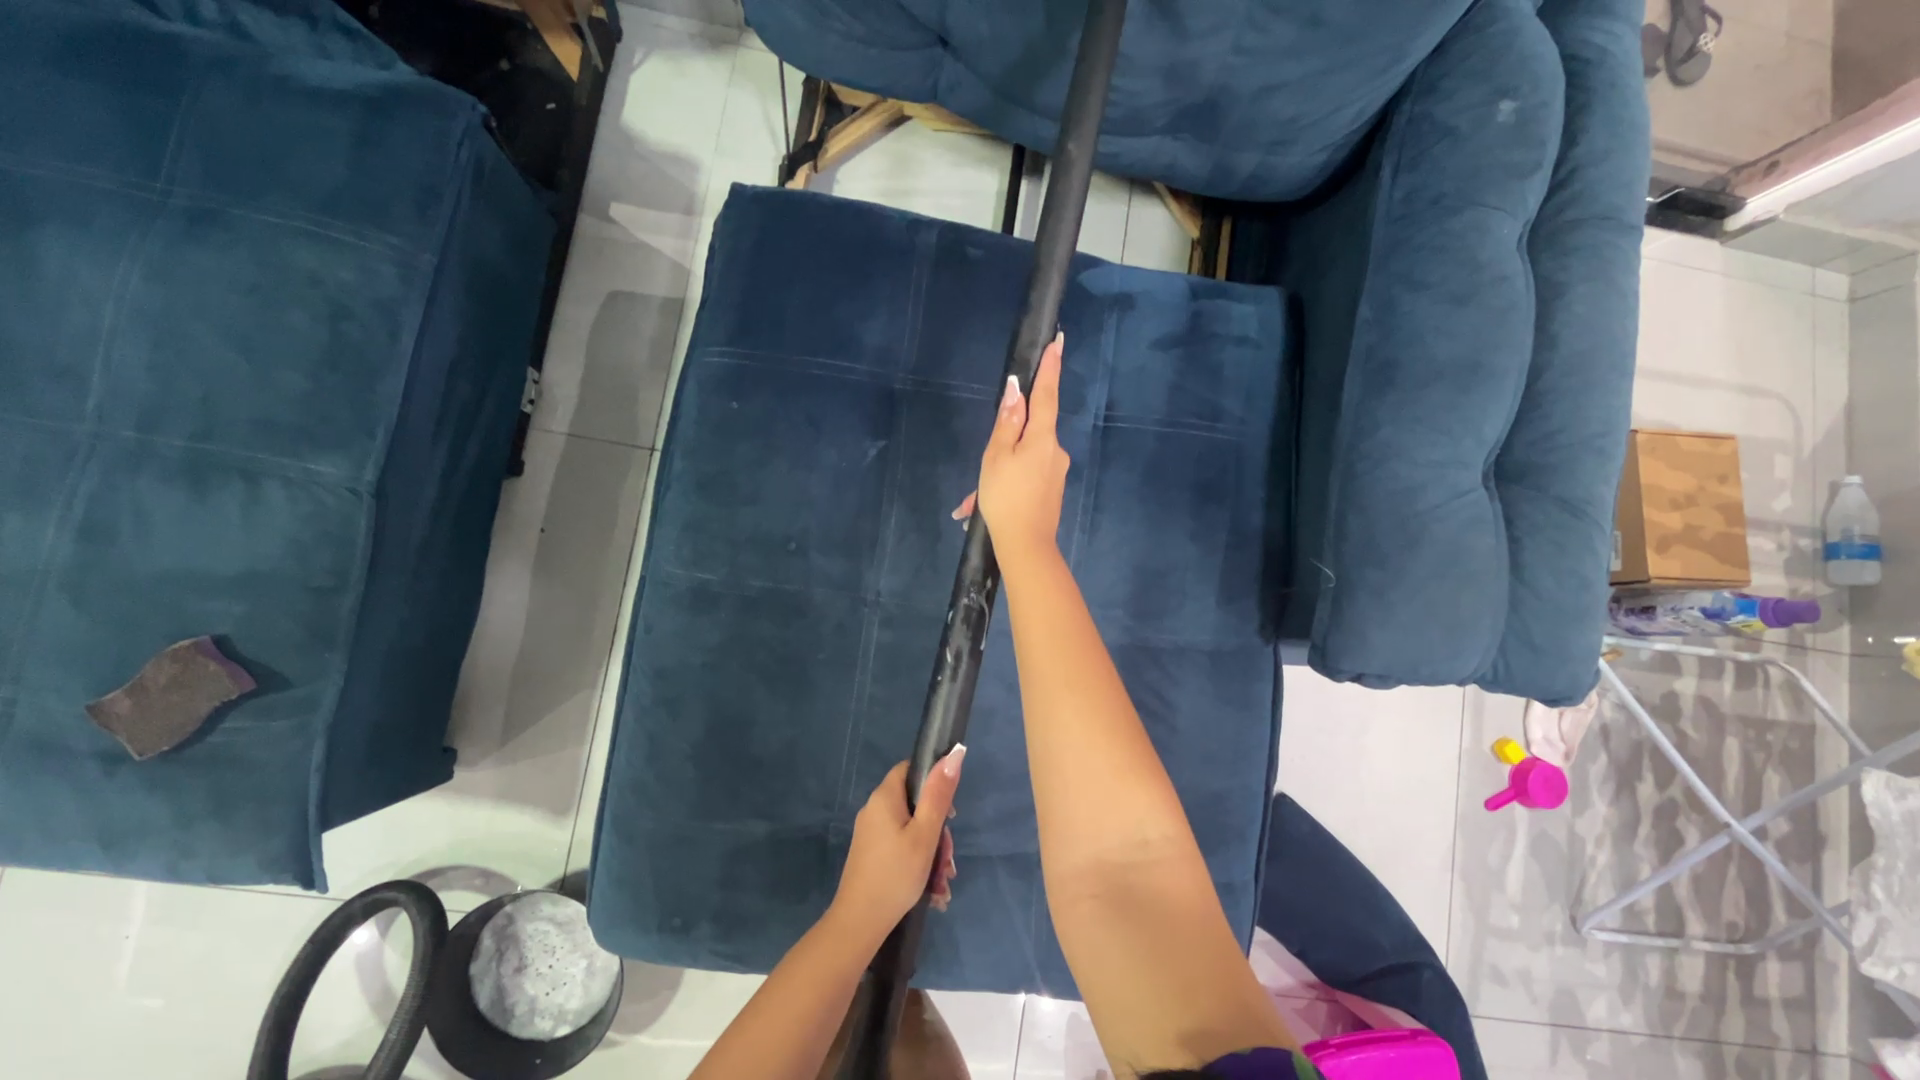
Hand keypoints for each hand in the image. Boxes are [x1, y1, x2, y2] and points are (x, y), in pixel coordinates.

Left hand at [831, 746, 965, 932]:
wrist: (860, 923)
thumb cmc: (896, 874)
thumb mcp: (925, 834)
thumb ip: (939, 794)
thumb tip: (955, 752)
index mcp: (884, 798)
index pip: (911, 770)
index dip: (934, 783)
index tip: (950, 812)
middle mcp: (875, 811)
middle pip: (915, 806)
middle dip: (939, 832)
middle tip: (948, 860)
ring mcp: (872, 835)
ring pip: (912, 832)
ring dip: (933, 855)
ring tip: (942, 884)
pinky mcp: (872, 855)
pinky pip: (902, 849)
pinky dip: (919, 865)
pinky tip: (932, 892)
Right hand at [951, 332, 1069, 568]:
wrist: (1026, 548)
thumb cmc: (1006, 498)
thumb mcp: (996, 457)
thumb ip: (1007, 423)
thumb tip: (1015, 391)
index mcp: (1043, 438)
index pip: (1047, 394)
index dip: (1051, 368)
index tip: (1058, 342)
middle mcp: (1055, 451)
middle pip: (1029, 432)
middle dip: (1003, 445)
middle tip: (983, 473)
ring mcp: (1055, 473)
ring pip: (1021, 461)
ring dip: (997, 474)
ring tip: (974, 501)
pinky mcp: (1051, 492)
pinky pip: (1023, 479)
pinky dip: (1004, 488)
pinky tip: (981, 510)